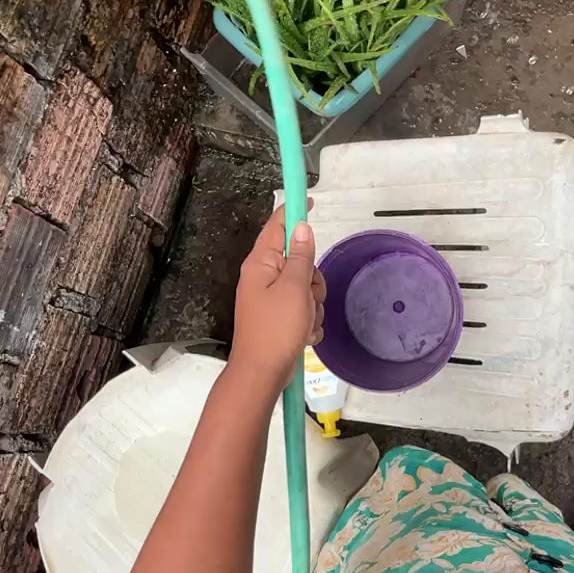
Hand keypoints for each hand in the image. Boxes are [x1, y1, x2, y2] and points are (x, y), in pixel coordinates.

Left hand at [229, 205, 325, 389]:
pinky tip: (303, 334)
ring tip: (304, 320)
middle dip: (312, 278)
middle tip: (308, 294)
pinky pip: (304, 309)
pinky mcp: (280, 317)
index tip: (308, 199)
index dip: (294, 212)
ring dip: (313, 304)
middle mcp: (264, 277)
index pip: (278, 226)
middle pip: (299, 260)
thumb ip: (301, 257)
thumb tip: (302, 228)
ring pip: (306, 287)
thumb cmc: (275, 330)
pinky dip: (308, 321)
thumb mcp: (294, 288)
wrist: (263, 373)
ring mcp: (272, 298)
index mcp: (261, 264)